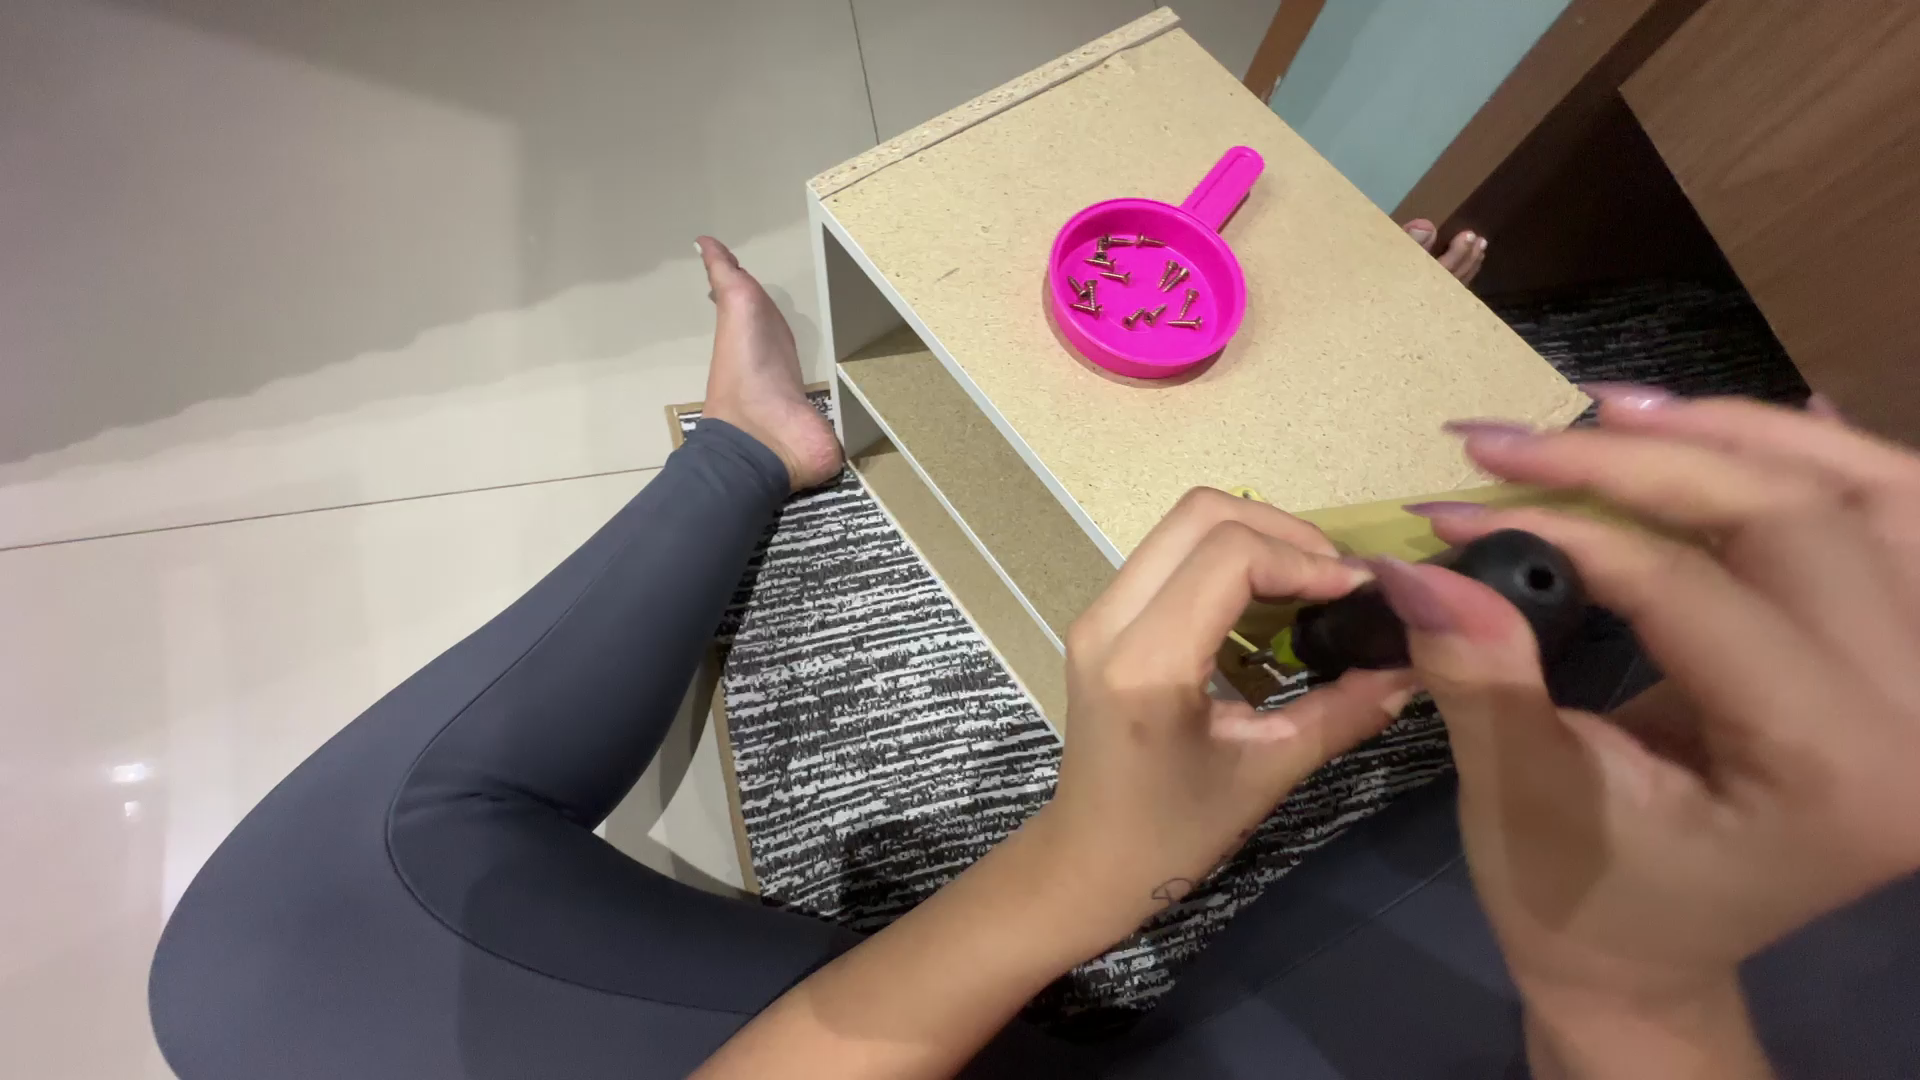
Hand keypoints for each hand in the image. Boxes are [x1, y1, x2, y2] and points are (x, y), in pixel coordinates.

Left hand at [1036, 488, 1417, 939]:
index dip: (1305, 559)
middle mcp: (1108, 620)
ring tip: (1309, 584)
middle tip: (1337, 578)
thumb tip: (1411, 664)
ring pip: (1179, 526)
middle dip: (1281, 530)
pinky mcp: (1101, 618)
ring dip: (1251, 537)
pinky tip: (1263, 598)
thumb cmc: (1173, 832)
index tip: (1362, 591)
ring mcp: (1096, 613)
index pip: (1229, 556)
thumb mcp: (1266, 772)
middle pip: (1199, 514)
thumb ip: (1343, 712)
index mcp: (1146, 662)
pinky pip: (1165, 555)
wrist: (1090, 854)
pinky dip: (1221, 556)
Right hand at [1384, 392, 1919, 1071]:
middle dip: (1633, 459)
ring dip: (1734, 436)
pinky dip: (1817, 461)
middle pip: (1801, 519)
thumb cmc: (1570, 890)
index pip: (1695, 590)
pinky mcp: (1900, 666)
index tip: (1443, 511)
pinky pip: (1895, 528)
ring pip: (1879, 499)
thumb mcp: (1513, 787)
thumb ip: (1475, 669)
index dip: (1560, 529)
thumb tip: (1411, 565)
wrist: (1641, 949)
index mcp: (1835, 770)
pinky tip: (1744, 428)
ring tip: (1608, 407)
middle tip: (1504, 441)